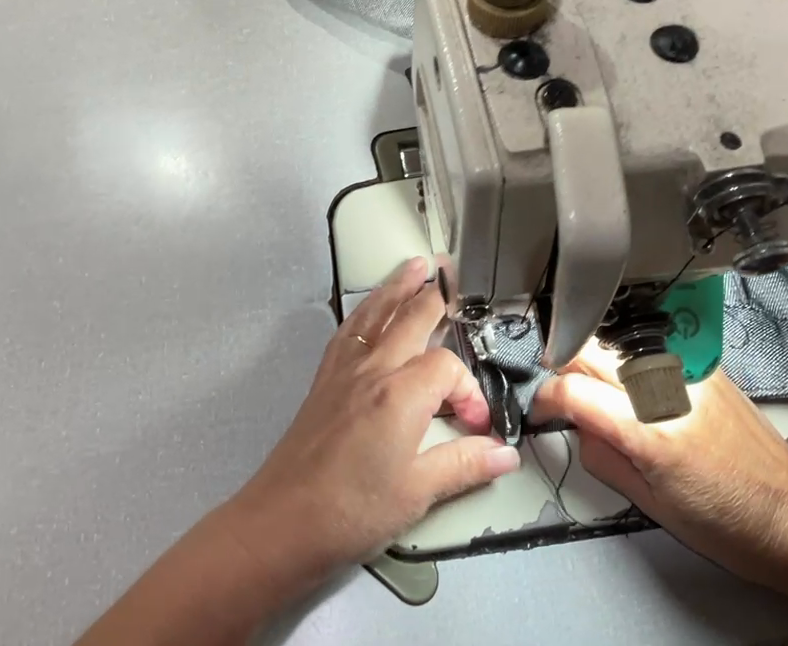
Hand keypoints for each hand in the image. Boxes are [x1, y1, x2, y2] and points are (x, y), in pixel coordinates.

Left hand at [217, 258, 521, 593]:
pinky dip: (364, 312)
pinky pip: (348, 331)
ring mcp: (344, 371)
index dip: (469, 391)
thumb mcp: (418, 492)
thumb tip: (503, 453)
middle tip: (450, 273)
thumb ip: (464, 464)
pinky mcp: (324, 381)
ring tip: (412, 266)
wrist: (283, 521)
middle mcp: (372, 370)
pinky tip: (369, 310)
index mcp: (400, 394)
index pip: (448, 368)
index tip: (475, 425)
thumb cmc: (350, 511)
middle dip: (434, 295)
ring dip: (396, 287)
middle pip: (409, 318)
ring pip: (375, 314)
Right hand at [532, 349, 787, 597]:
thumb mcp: (650, 505)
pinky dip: (627, 363)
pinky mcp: (705, 366)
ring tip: (597, 393)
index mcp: (651, 434)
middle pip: (588, 350)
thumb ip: (601, 455)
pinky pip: (648, 350)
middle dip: (562, 367)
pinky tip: (634, 390)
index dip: (543, 398)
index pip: (572, 391)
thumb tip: (575, 424)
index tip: (539, 410)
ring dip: (593, 361)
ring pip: (616, 343)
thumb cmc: (731, 526)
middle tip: (561, 394)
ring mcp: (688, 371)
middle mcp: (668, 391)